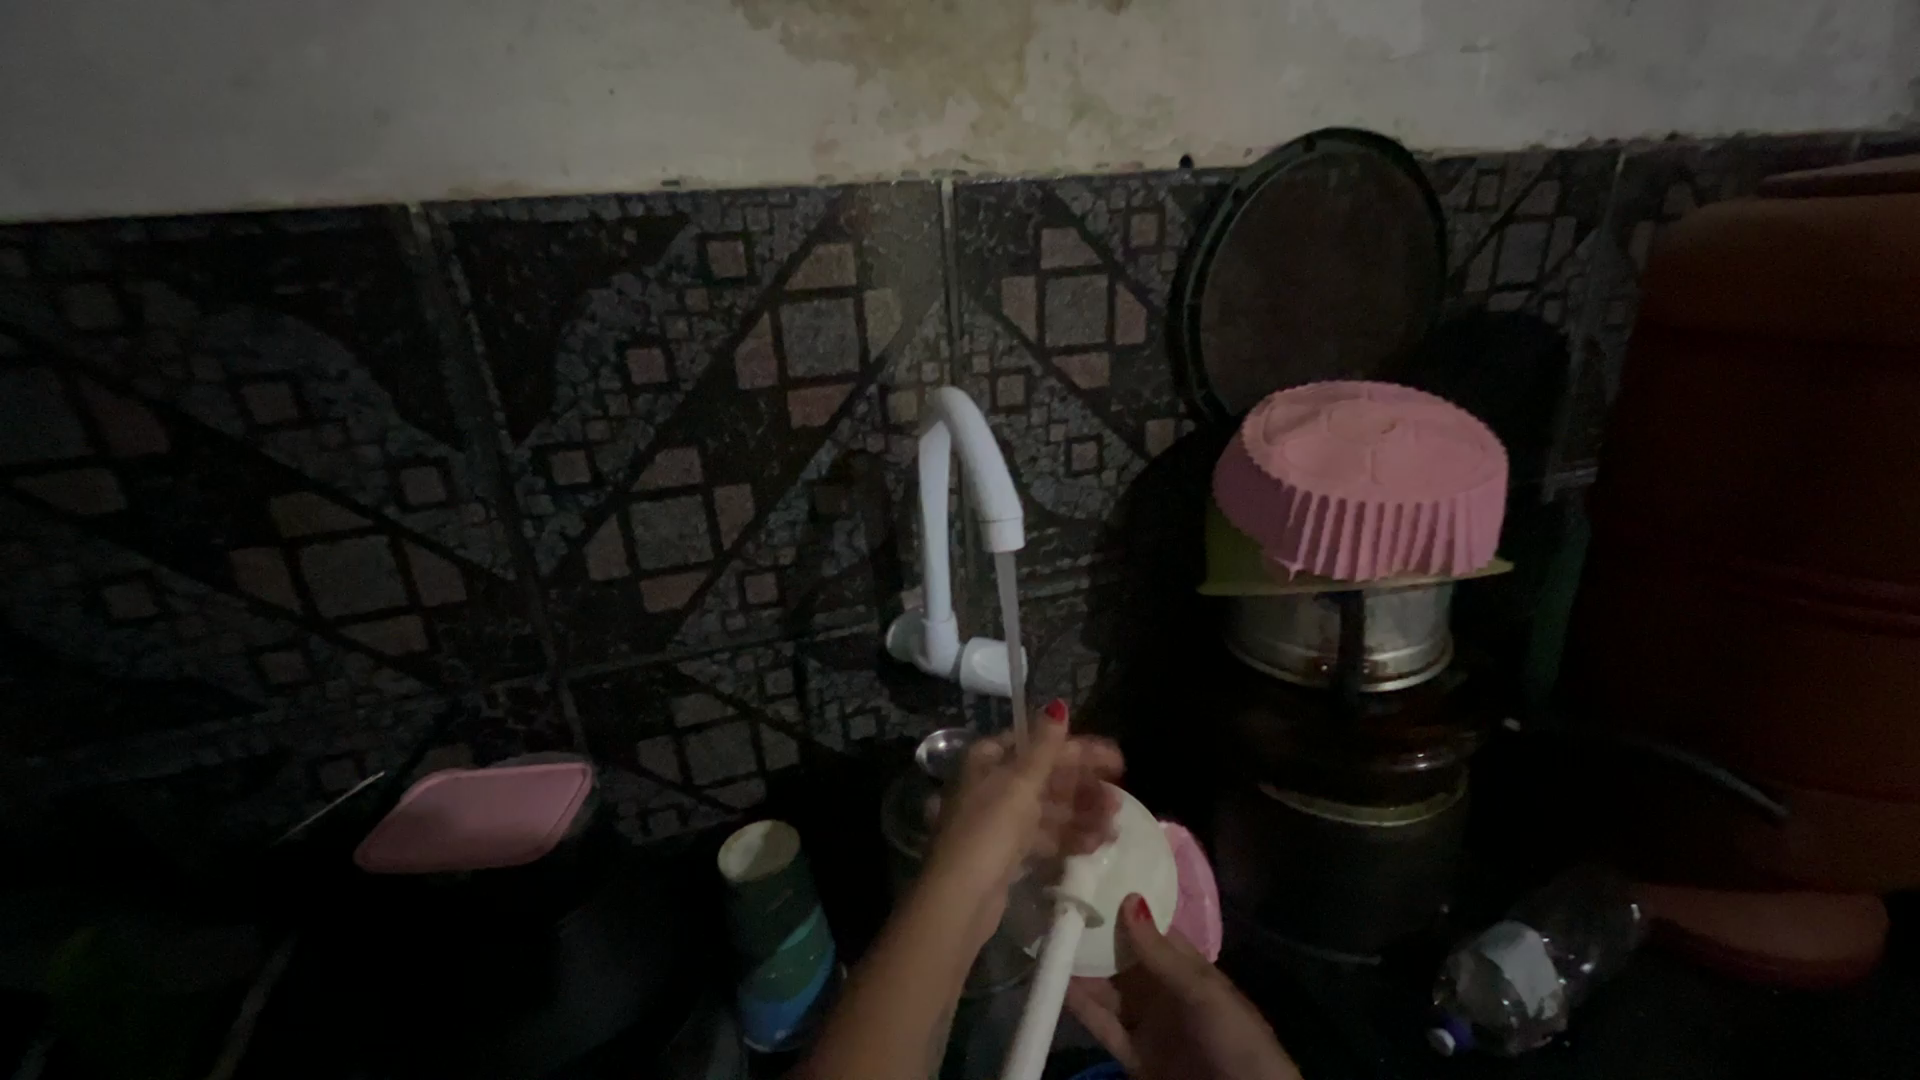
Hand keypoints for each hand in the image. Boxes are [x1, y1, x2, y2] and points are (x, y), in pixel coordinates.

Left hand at [920, 701, 1122, 944]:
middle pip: (1047, 777)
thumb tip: (1057, 704)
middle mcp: (992, 784)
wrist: (960, 897)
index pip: (1040, 744)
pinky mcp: (1007, 852)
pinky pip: (1044, 836)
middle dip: (1084, 788)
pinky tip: (1097, 844)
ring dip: (1082, 814)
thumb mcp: (1019, 782)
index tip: (1117, 762)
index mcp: (989, 759)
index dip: (1079, 751)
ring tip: (1114, 827)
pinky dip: (1068, 837)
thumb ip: (1044, 745)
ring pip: (1049, 809)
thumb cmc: (988, 829)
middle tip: (1119, 801)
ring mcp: (999, 820)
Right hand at [1066, 894, 1299, 1079]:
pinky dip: (1080, 1006)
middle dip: (1091, 935)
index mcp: (1186, 967)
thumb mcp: (1203, 993)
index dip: (1119, 905)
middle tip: (1055, 906)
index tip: (1085, 880)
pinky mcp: (1133, 1056)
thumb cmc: (1237, 1042)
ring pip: (1106, 988)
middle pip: (1120, 956)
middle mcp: (1162, 989)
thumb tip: (1129, 896)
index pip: (1148, 927)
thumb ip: (1160, 952)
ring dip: (1080, 968)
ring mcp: (1146, 1022)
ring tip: (1046, 939)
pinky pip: (1102, 1025)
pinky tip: (1057, 984)